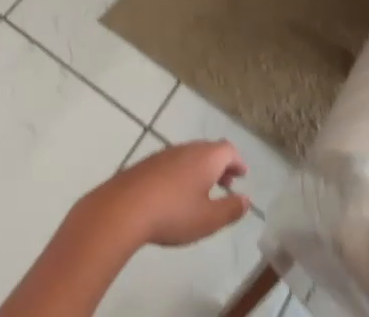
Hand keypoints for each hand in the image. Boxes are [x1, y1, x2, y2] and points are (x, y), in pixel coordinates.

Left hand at [85, 140, 251, 247]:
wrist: (122, 209)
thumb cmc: (172, 214)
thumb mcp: (208, 219)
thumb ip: (230, 209)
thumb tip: (246, 200)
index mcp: (206, 158)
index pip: (228, 151)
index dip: (237, 162)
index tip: (242, 175)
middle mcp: (186, 149)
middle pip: (209, 150)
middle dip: (220, 166)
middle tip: (226, 183)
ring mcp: (163, 154)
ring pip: (189, 157)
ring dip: (200, 170)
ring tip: (201, 191)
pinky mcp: (145, 165)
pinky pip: (171, 164)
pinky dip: (181, 174)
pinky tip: (174, 194)